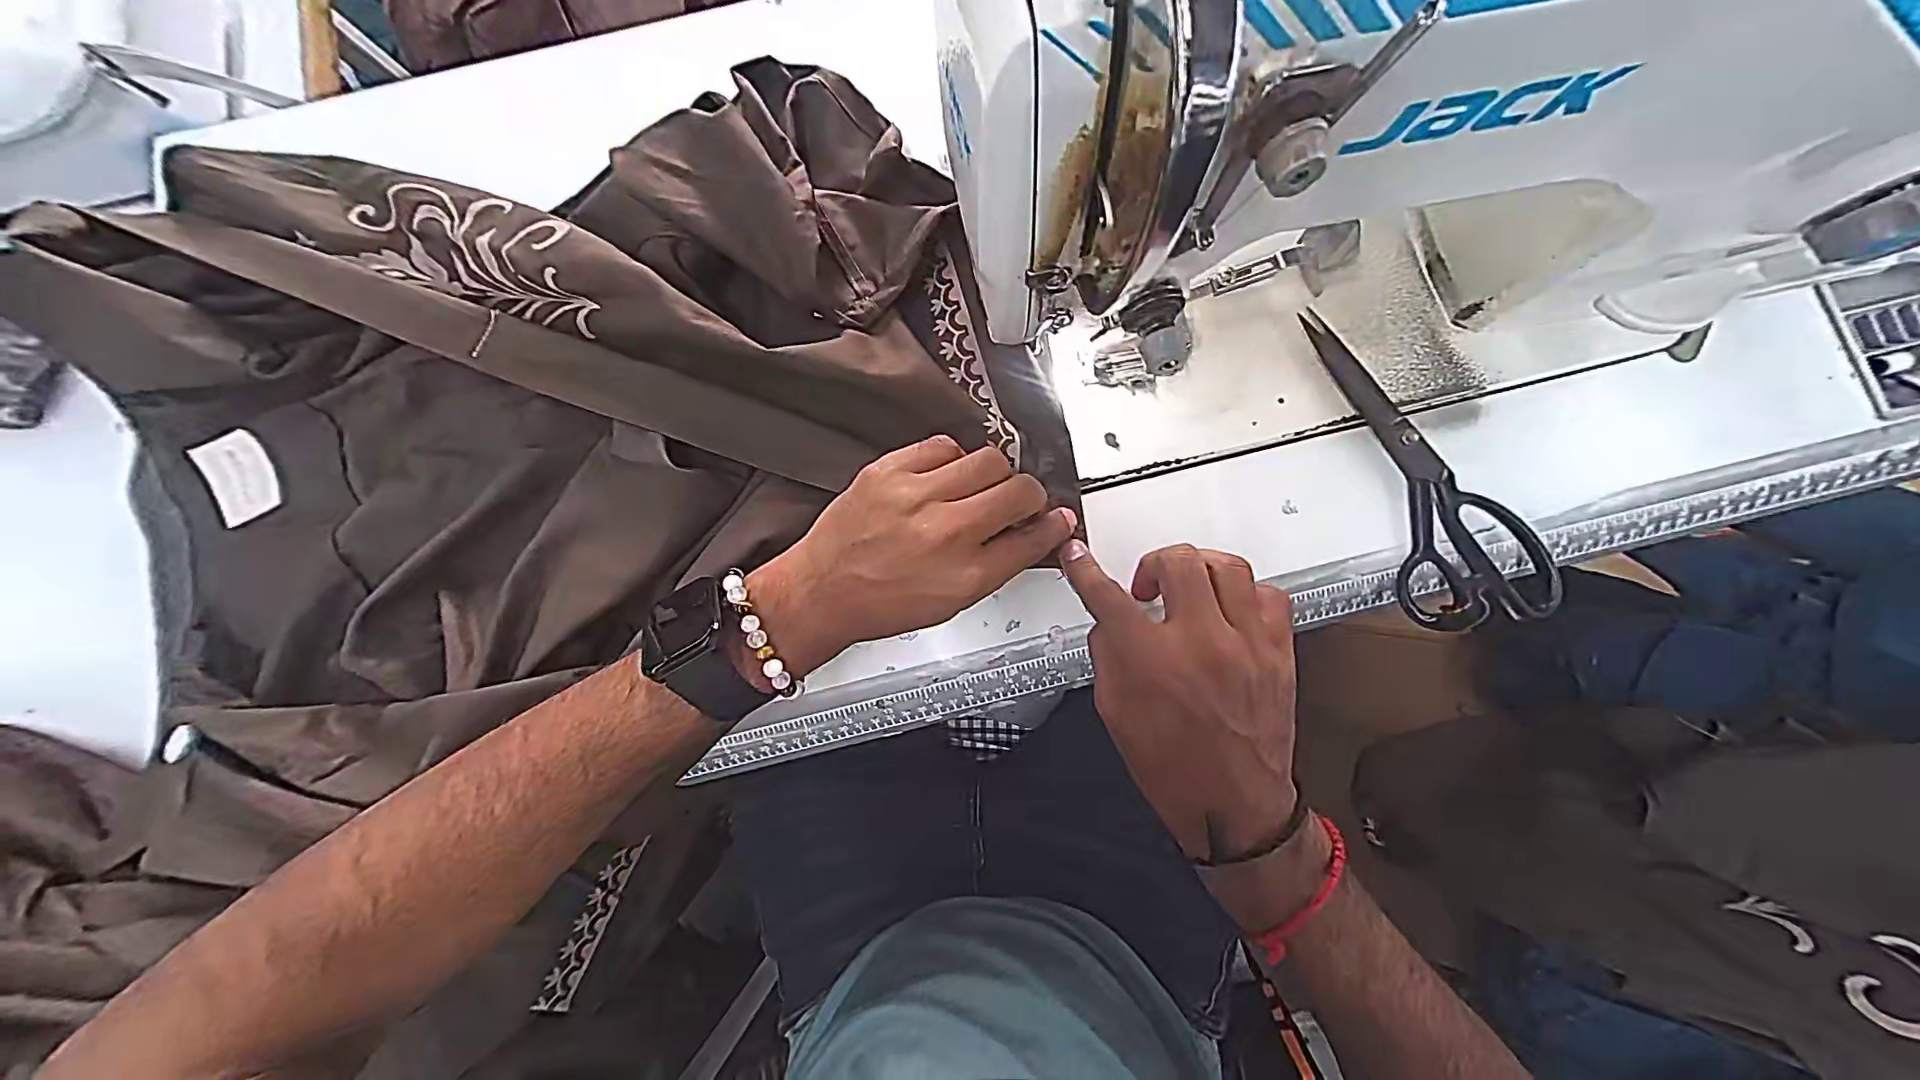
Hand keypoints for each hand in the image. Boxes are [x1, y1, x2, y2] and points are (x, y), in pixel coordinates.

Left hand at [746, 435, 1076, 676]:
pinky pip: (944, 445)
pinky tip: (944, 475)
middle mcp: (947, 533)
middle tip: (1016, 501)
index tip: (1058, 518)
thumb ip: (998, 565)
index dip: (1053, 526)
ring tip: (977, 488)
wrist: (821, 591)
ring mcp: (916, 497)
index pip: (1033, 538)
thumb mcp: (952, 601)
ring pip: (989, 460)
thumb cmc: (881, 603)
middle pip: (1020, 491)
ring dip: (994, 474)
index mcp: (968, 575)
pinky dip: (953, 458)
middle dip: (1028, 496)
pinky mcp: (888, 472)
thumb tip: (1030, 535)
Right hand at [1060, 542, 1299, 863]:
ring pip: (1226, 566)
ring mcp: (1246, 646)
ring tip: (1189, 588)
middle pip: (1177, 562)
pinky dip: (1245, 592)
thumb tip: (1108, 624)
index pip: (1106, 596)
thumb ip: (1107, 658)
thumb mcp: (1116, 714)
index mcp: (1151, 663)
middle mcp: (1201, 645)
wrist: (1235, 807)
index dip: (1085, 570)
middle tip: (1147, 586)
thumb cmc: (1176, 770)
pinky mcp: (1279, 654)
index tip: (1079, 557)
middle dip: (1152, 564)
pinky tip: (1231, 607)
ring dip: (1198, 569)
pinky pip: (1270, 595)